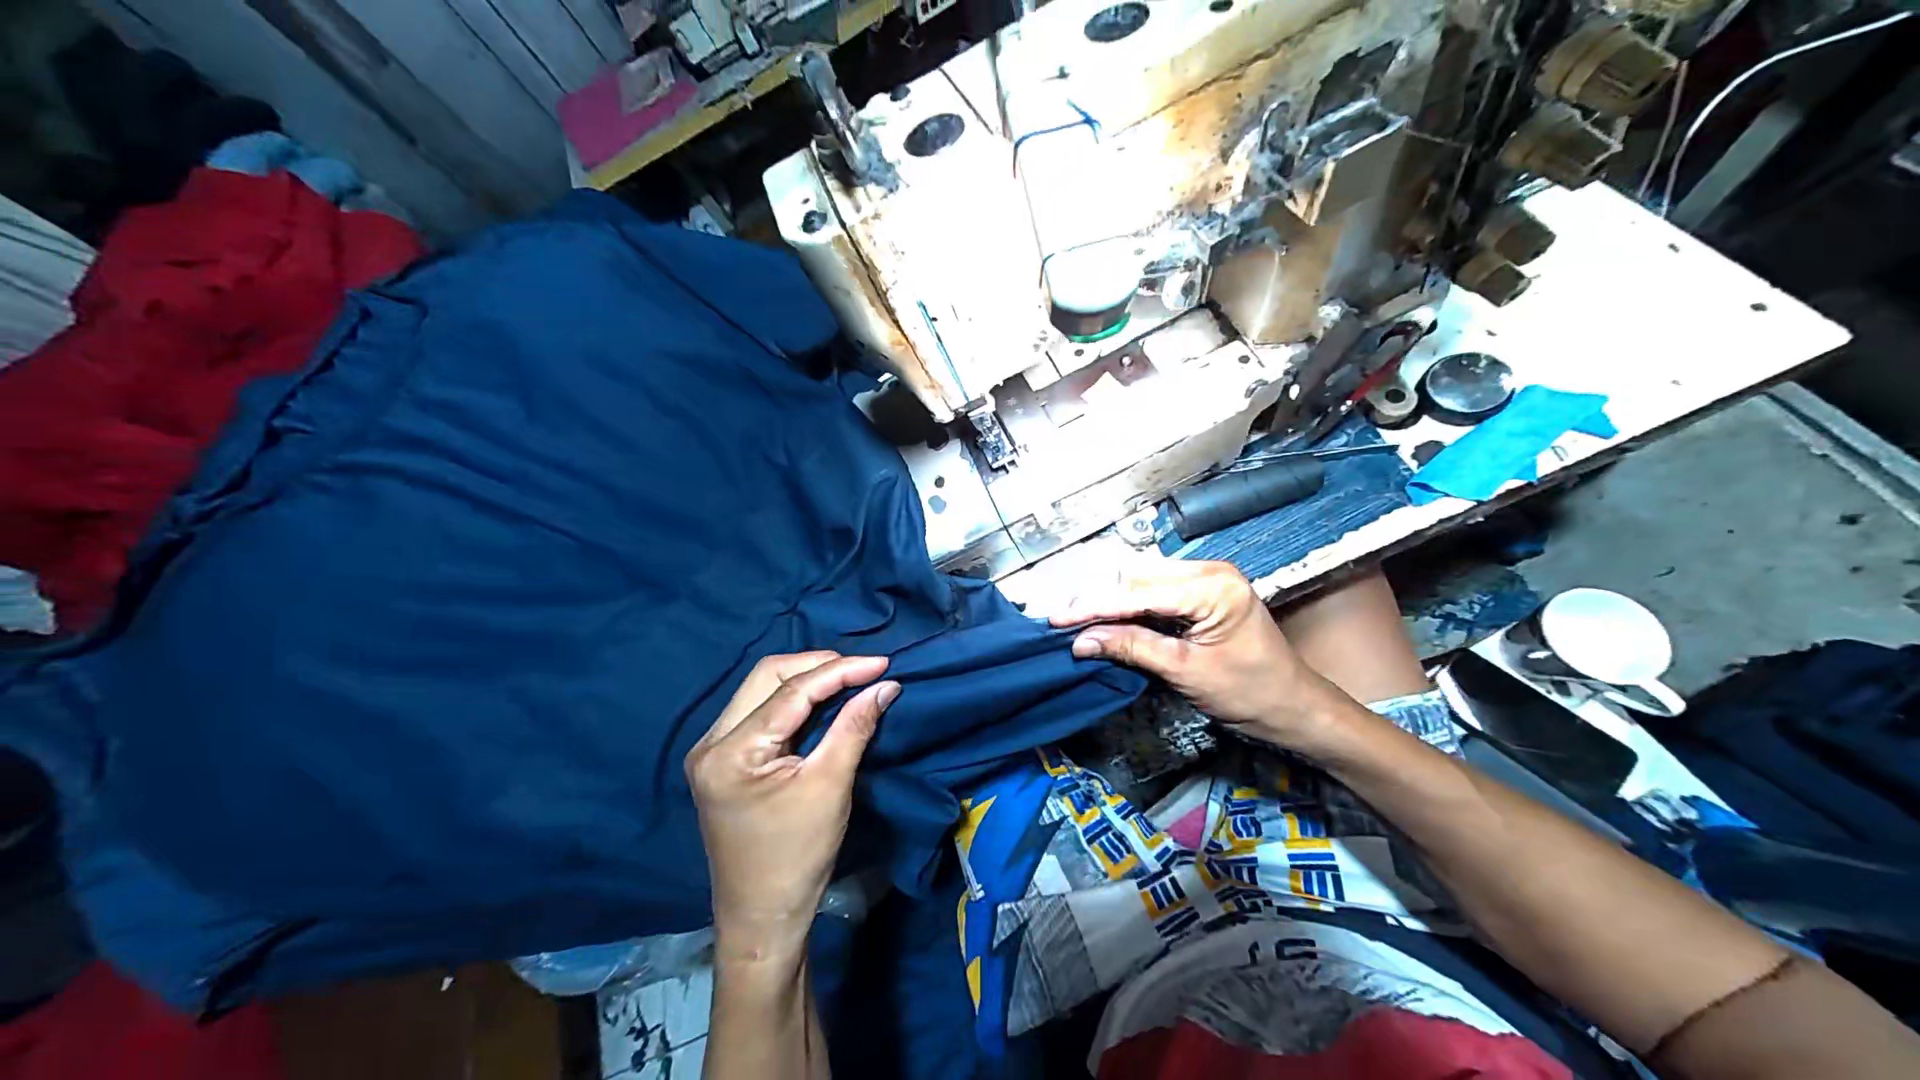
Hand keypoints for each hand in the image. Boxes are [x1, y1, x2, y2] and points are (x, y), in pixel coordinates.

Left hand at [686, 652, 899, 962]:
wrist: (763, 916)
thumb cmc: (798, 856)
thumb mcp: (831, 786)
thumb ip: (854, 727)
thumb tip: (885, 684)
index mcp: (730, 751)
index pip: (791, 691)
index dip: (840, 671)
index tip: (882, 663)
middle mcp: (710, 741)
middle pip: (766, 677)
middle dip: (818, 666)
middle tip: (862, 669)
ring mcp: (710, 749)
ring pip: (760, 689)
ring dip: (804, 679)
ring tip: (847, 678)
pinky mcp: (722, 759)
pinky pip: (758, 710)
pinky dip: (792, 700)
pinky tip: (821, 700)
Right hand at [1055, 561, 1349, 753]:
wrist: (1293, 707)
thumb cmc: (1250, 693)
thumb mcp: (1185, 672)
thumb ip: (1132, 647)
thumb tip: (1081, 640)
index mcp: (1214, 586)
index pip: (1139, 591)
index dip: (1095, 606)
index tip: (1059, 619)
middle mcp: (1209, 571)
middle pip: (1137, 576)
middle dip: (1099, 600)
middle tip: (1063, 623)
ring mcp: (1207, 578)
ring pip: (1142, 579)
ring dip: (1111, 600)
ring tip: (1079, 622)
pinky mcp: (1202, 590)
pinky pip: (1155, 589)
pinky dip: (1129, 604)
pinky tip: (1109, 619)